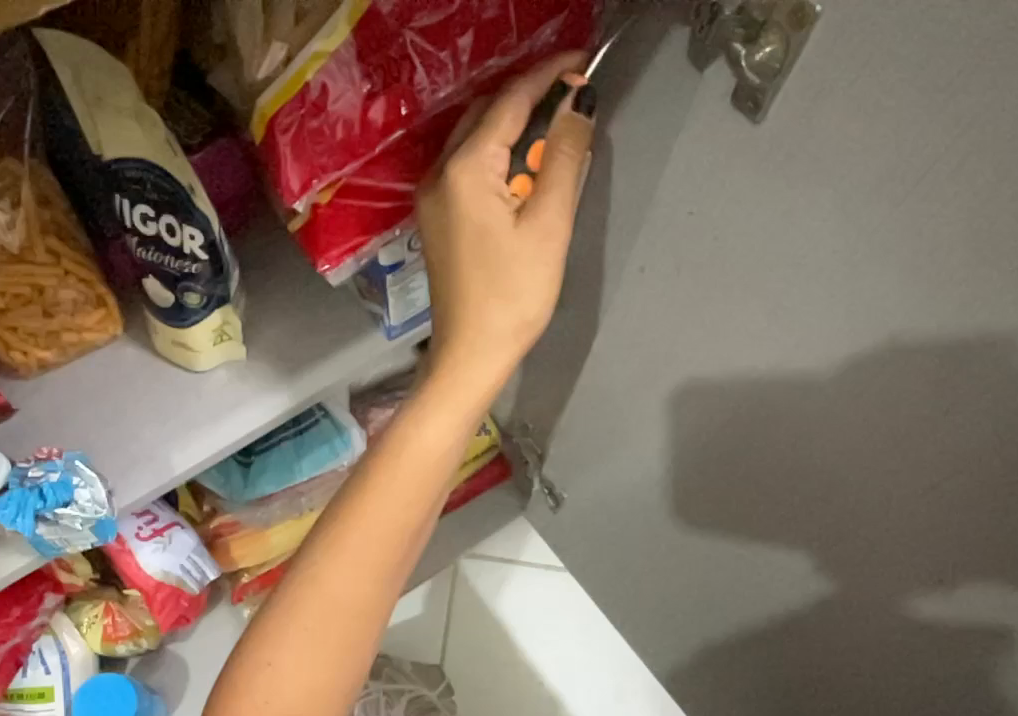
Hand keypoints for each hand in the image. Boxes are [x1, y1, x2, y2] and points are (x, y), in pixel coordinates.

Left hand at [418, 52, 596, 399]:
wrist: (470, 354)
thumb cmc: (513, 295)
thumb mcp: (549, 223)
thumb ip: (564, 155)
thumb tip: (579, 100)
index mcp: (465, 169)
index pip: (510, 101)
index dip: (549, 74)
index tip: (585, 60)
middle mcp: (439, 174)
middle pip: (486, 113)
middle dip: (529, 96)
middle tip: (574, 96)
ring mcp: (432, 198)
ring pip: (473, 140)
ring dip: (512, 126)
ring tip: (556, 131)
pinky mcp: (436, 219)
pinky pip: (465, 168)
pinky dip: (495, 155)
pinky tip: (523, 169)